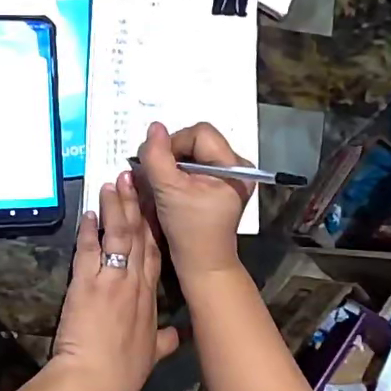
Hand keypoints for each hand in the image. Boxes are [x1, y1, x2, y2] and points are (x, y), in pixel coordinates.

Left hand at [51, 172, 179, 390]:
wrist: (96, 382)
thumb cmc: (123, 373)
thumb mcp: (151, 356)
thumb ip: (165, 341)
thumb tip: (178, 336)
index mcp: (150, 298)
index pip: (156, 254)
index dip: (155, 228)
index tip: (155, 206)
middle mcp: (135, 283)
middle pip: (141, 236)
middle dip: (138, 205)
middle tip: (136, 178)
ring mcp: (112, 280)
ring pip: (119, 235)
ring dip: (116, 207)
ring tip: (115, 182)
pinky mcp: (88, 282)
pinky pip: (90, 248)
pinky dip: (90, 229)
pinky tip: (90, 212)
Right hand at [133, 121, 251, 280]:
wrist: (202, 264)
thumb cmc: (189, 229)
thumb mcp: (168, 190)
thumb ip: (157, 156)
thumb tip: (154, 127)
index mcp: (233, 165)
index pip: (199, 133)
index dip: (174, 143)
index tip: (158, 166)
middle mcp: (236, 166)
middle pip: (197, 140)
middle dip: (173, 153)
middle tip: (157, 173)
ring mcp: (229, 176)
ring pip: (194, 151)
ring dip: (173, 163)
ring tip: (162, 181)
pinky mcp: (219, 185)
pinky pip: (196, 165)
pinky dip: (179, 171)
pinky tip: (170, 187)